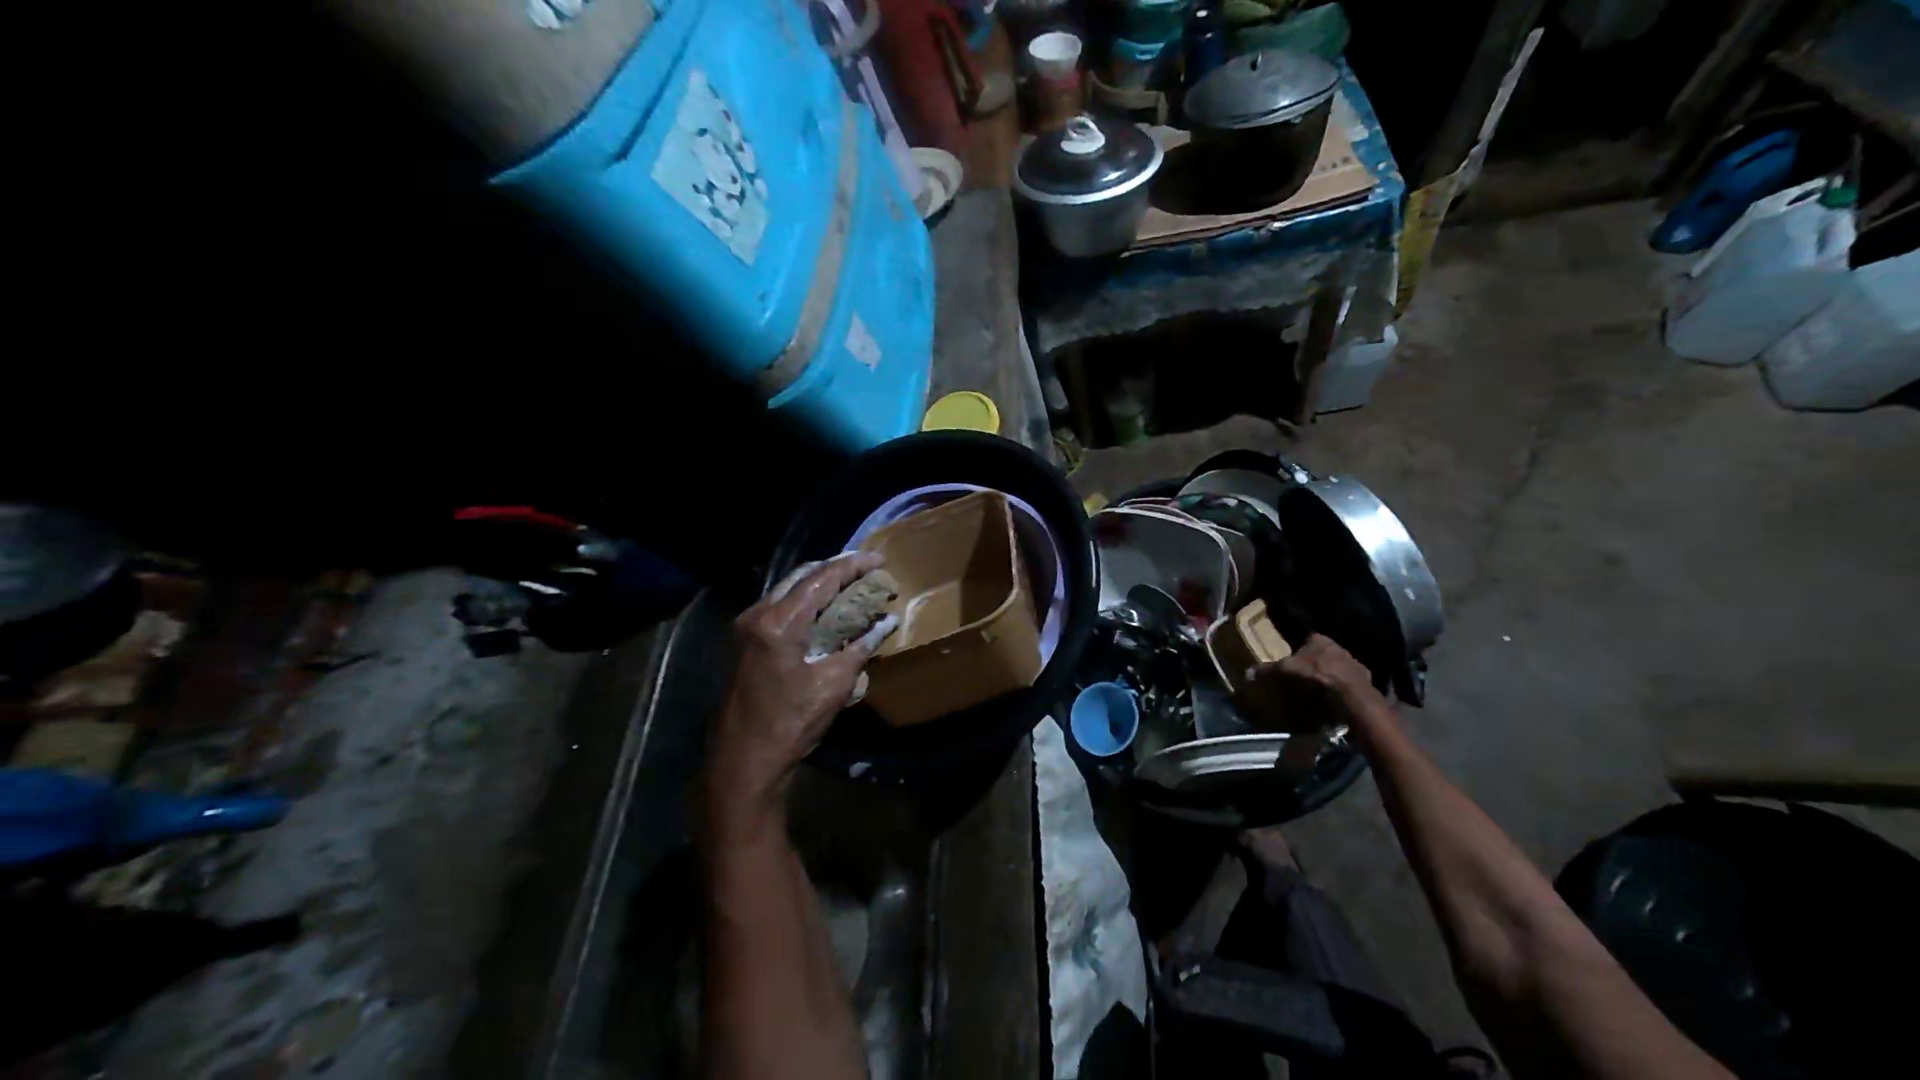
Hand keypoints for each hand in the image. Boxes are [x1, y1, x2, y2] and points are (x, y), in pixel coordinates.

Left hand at [706, 553, 895, 836]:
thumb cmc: (789, 724)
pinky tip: (824, 608)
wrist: (742, 761)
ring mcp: (745, 626)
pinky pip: (778, 605)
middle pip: (802, 576)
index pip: (821, 579)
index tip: (879, 559)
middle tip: (867, 569)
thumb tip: (886, 623)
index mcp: (778, 623)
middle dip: (836, 569)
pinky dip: (804, 600)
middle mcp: (756, 614)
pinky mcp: (744, 641)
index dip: (853, 566)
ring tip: (850, 584)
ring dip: (819, 583)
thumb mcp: (833, 686)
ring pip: (788, 588)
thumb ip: (860, 648)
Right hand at [1245, 634, 1393, 739]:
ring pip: (1339, 664)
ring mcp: (1353, 661)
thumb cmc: (1316, 674)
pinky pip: (1350, 678)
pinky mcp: (1364, 677)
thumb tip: (1247, 672)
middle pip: (1324, 651)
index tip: (1296, 656)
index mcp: (1319, 640)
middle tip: (1307, 671)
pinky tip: (1336, 693)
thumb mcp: (1286, 670)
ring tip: (1321, 684)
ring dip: (1332, 671)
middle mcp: (1338, 646)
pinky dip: (1343, 684)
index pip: (1309, 637)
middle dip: (1317, 659)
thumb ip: (1268, 669)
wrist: (1349, 691)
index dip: (1302, 646)